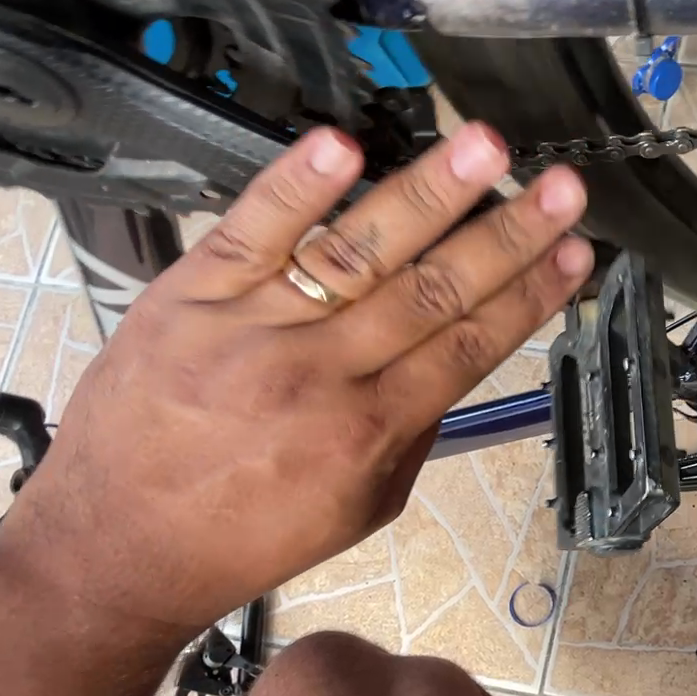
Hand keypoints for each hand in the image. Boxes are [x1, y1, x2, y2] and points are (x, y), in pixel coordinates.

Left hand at [0, 124, 591, 630]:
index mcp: (373, 429)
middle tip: (561, 189)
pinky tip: (344, 145)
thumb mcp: (367, 501)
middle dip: (509, 234)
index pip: (470, 346)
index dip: (530, 295)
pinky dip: (295, 186)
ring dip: (429, 194)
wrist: (120, 549)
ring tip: (486, 147)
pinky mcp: (186, 298)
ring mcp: (253, 328)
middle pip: (434, 291)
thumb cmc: (256, 535)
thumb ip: (413, 428)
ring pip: (358, 250)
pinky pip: (249, 233)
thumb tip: (445, 362)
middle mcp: (322, 373)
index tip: (575, 254)